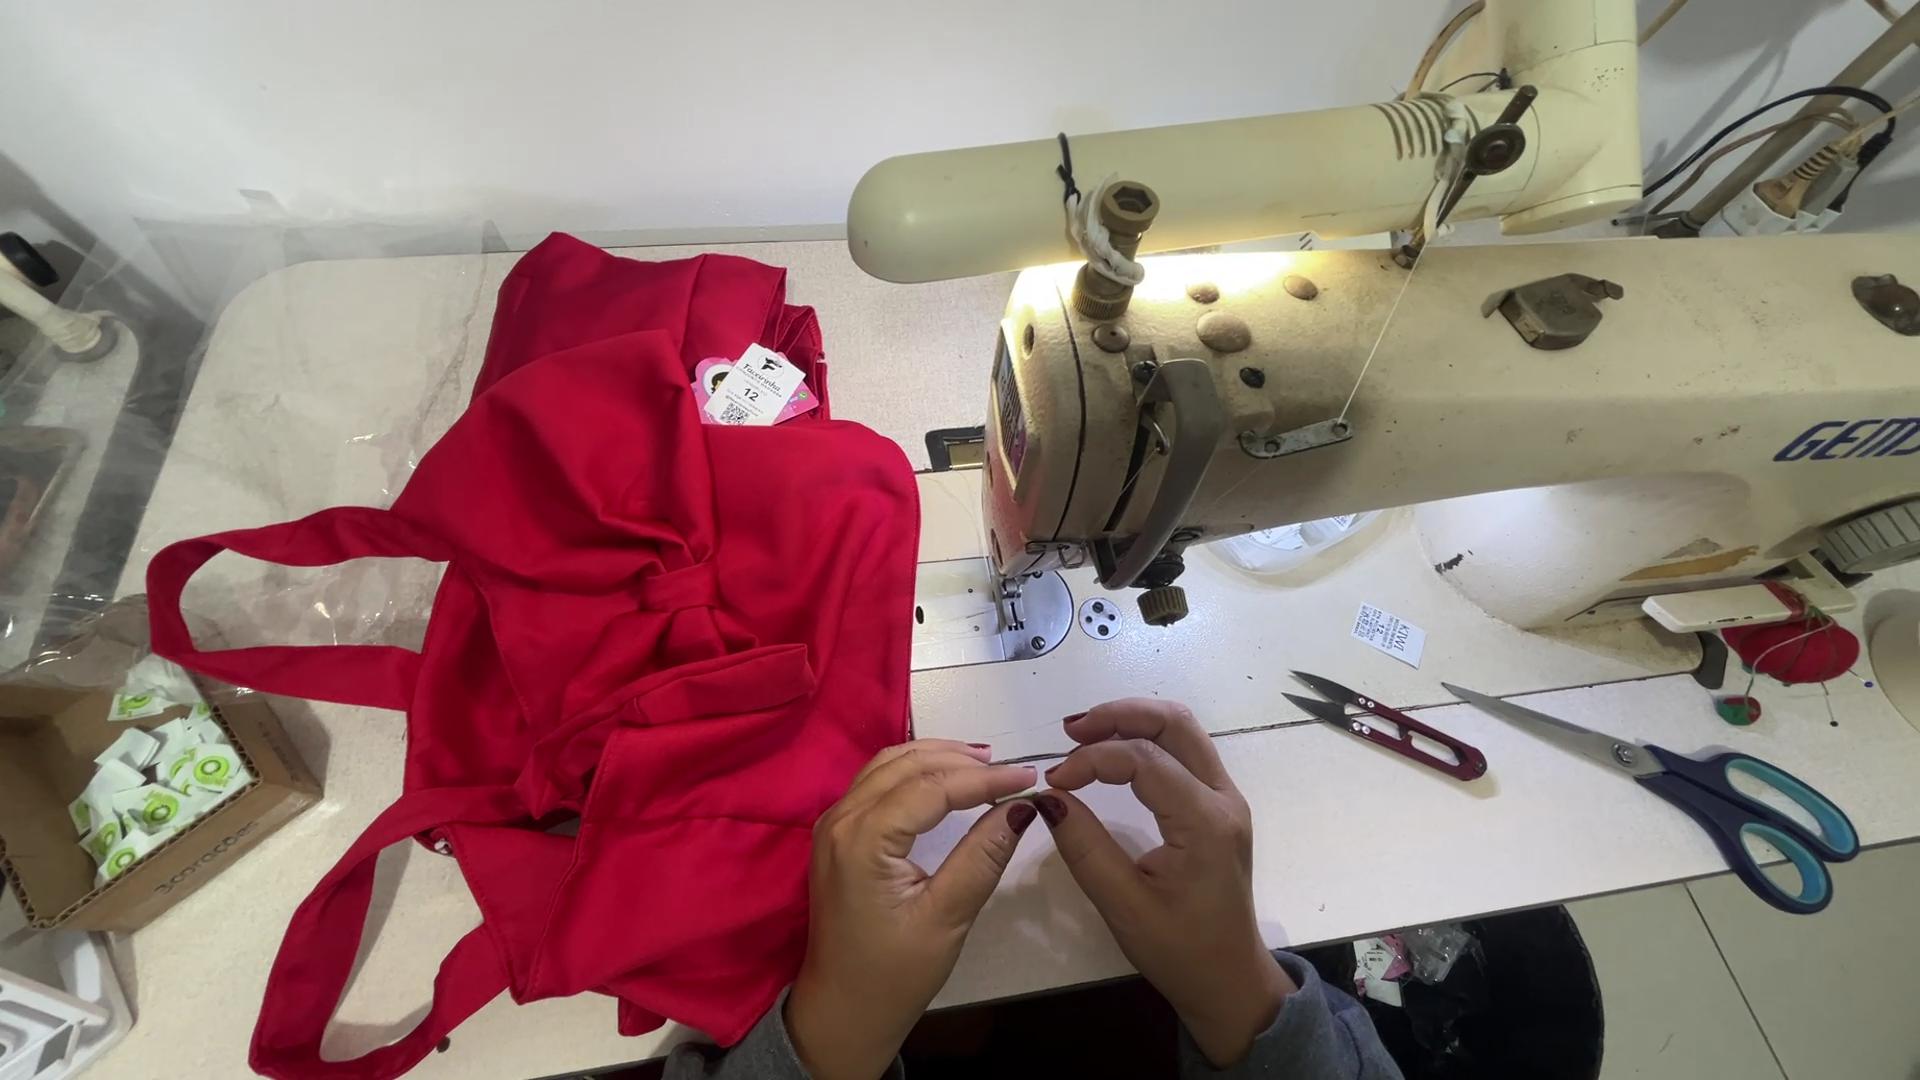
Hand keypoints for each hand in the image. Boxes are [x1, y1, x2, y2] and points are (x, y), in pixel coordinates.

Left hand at [785, 739, 1037, 1079]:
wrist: (840, 1012)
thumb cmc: (893, 975)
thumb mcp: (946, 918)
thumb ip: (982, 856)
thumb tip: (1021, 805)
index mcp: (863, 839)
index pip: (931, 786)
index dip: (983, 778)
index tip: (1027, 775)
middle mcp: (842, 817)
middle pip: (908, 764)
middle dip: (961, 760)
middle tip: (1009, 767)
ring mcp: (834, 820)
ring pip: (889, 763)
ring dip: (937, 756)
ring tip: (983, 762)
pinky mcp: (837, 829)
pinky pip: (877, 779)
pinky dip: (914, 768)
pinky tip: (943, 774)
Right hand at [1037, 699, 1295, 1067]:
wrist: (1231, 984)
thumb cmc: (1181, 952)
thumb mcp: (1123, 906)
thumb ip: (1084, 847)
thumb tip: (1046, 797)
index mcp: (1205, 823)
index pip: (1144, 760)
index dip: (1093, 759)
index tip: (1055, 780)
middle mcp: (1223, 797)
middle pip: (1174, 722)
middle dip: (1119, 714)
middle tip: (1071, 730)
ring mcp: (1225, 796)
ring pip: (1180, 728)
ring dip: (1131, 720)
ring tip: (1085, 734)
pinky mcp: (1216, 802)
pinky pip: (1182, 748)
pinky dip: (1143, 737)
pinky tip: (1111, 750)